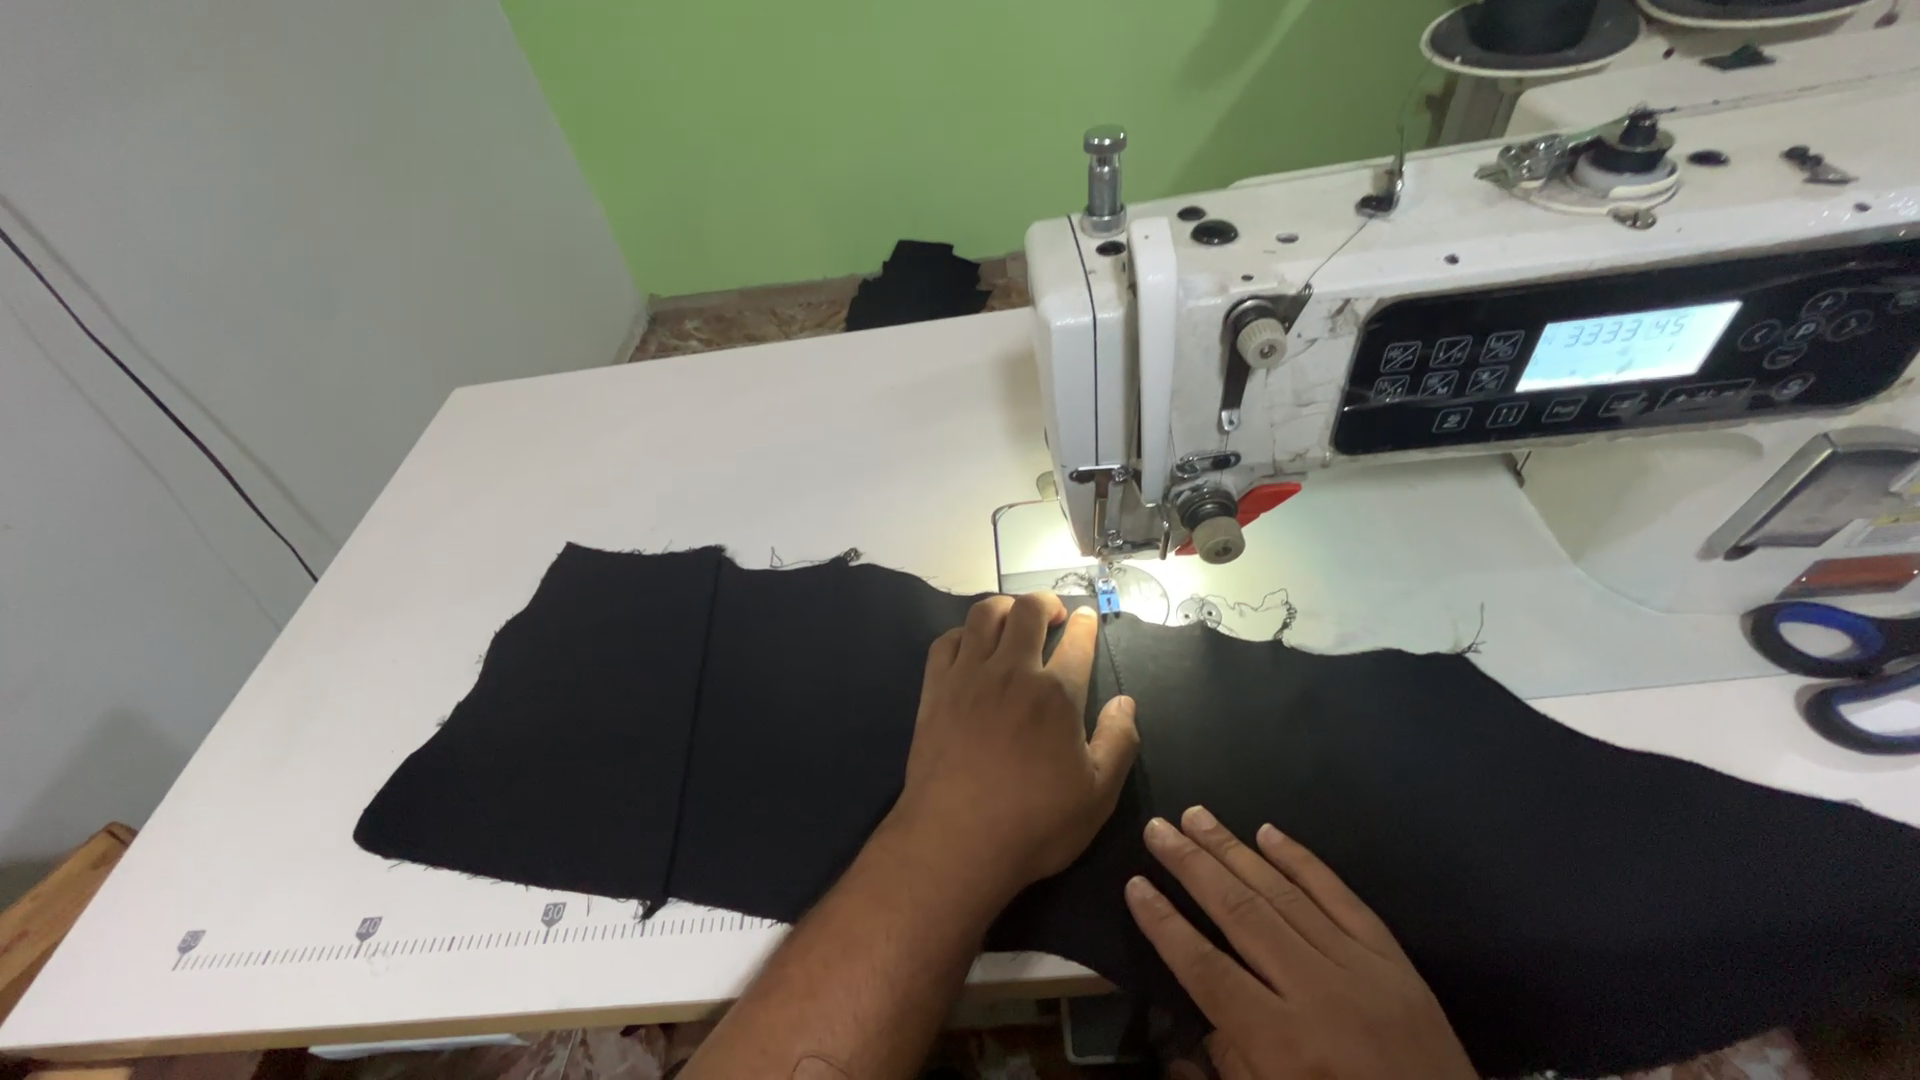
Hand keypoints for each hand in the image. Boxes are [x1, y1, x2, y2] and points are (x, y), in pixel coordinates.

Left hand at [884, 592, 1138, 905]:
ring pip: (984, 615)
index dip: (1085, 624)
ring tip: (1014, 617)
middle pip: (1028, 612)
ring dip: (1005, 606)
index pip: (1076, 642)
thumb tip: (1126, 702)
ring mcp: (968, 677)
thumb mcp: (1098, 795)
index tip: (1086, 618)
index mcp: (1057, 695)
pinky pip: (946, 642)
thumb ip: (1119, 742)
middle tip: (1053, 613)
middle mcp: (1012, 672)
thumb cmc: (1034, 824)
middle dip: (1045, 602)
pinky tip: (970, 644)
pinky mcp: (934, 690)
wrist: (955, 840)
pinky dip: (963, 632)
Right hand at [1126, 808, 1476, 1079]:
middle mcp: (1318, 995)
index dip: (1166, 925)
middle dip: (1192, 866)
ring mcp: (1361, 970)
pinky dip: (1302, 861)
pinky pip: (1341, 897)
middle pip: (1241, 913)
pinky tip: (1268, 833)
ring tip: (1196, 816)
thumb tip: (1194, 1017)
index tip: (1135, 884)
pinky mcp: (1394, 961)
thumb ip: (1227, 1068)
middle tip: (1158, 828)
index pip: (1207, 970)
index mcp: (1284, 1047)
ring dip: (1234, 850)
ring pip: (1284, 894)